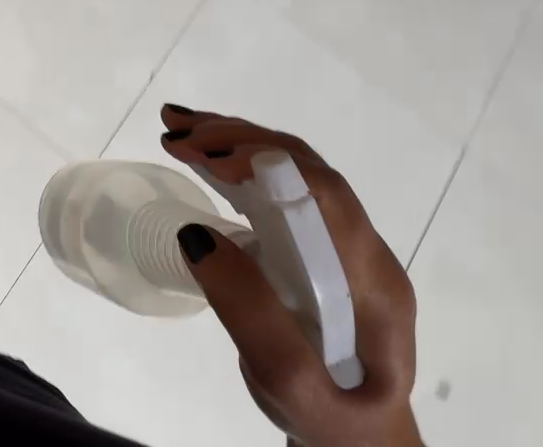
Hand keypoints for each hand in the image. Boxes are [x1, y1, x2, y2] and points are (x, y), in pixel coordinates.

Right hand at [156, 105, 421, 446]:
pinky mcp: (319, 249)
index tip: (203, 157)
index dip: (265, 164)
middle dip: (238, 140)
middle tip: (172, 134)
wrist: (360, 442)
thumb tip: (198, 234)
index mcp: (369, 282)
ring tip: (174, 128)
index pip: (324, 195)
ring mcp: (343, 247)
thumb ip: (252, 317)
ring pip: (293, 171)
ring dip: (234, 141)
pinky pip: (282, 190)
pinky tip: (201, 153)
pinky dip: (238, 161)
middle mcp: (363, 252)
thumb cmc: (329, 420)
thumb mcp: (291, 385)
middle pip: (307, 170)